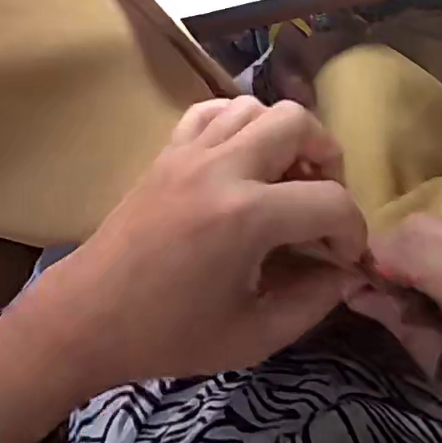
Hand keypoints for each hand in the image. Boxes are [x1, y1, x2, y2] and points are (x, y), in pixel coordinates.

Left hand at [0, 97, 367, 402]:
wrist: (89, 315)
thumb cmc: (169, 334)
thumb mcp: (253, 336)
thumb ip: (313, 301)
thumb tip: (347, 270)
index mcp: (245, 216)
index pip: (330, 200)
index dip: (353, 230)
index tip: (345, 257)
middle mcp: (221, 167)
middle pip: (298, 122)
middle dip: (327, 157)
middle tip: (320, 199)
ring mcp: (189, 151)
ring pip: (255, 106)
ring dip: (283, 136)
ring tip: (282, 177)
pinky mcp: (167, 149)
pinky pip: (212, 110)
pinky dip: (238, 122)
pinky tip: (241, 156)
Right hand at [347, 215, 441, 442]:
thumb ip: (416, 336)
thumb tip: (357, 292)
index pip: (417, 248)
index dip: (375, 260)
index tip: (356, 292)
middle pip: (426, 226)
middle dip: (390, 254)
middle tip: (381, 301)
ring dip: (414, 254)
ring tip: (414, 306)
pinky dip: (440, 257)